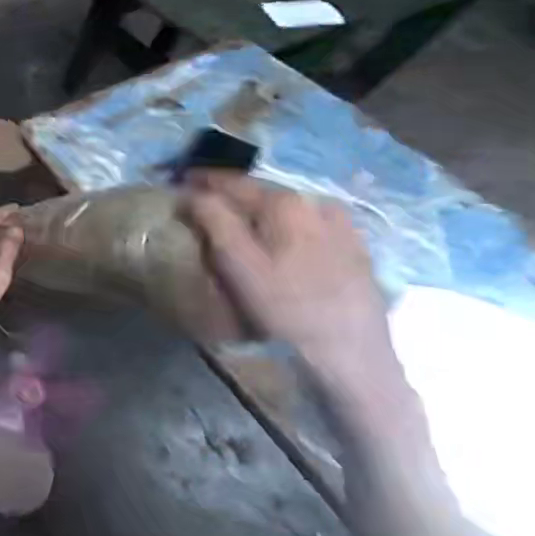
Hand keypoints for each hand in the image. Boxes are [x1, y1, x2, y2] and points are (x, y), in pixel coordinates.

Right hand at [185, 171, 397, 397]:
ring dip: (260, 211)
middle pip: (261, 192)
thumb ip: (212, 219)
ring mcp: (341, 224)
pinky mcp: (356, 248)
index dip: (200, 180)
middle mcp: (316, 202)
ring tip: (240, 224)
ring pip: (287, 208)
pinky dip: (287, 226)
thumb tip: (190, 193)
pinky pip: (310, 224)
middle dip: (231, 196)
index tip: (178, 183)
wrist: (352, 355)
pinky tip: (280, 242)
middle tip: (205, 205)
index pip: (231, 181)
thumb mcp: (237, 263)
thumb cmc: (285, 308)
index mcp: (284, 202)